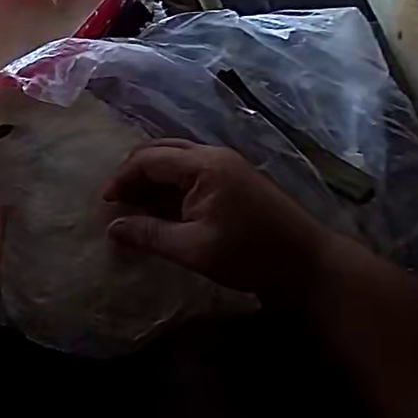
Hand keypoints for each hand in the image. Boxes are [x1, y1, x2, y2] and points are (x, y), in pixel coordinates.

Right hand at [100, 139, 341, 305]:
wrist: (312, 266)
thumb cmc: (251, 255)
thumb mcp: (193, 248)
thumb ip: (149, 234)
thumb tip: (112, 228)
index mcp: (204, 166)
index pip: (148, 159)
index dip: (121, 178)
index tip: (105, 203)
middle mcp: (214, 157)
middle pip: (160, 151)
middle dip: (133, 172)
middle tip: (116, 199)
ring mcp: (227, 166)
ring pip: (175, 159)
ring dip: (150, 178)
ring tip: (134, 204)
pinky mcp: (234, 181)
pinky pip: (189, 172)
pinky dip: (168, 185)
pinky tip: (161, 208)